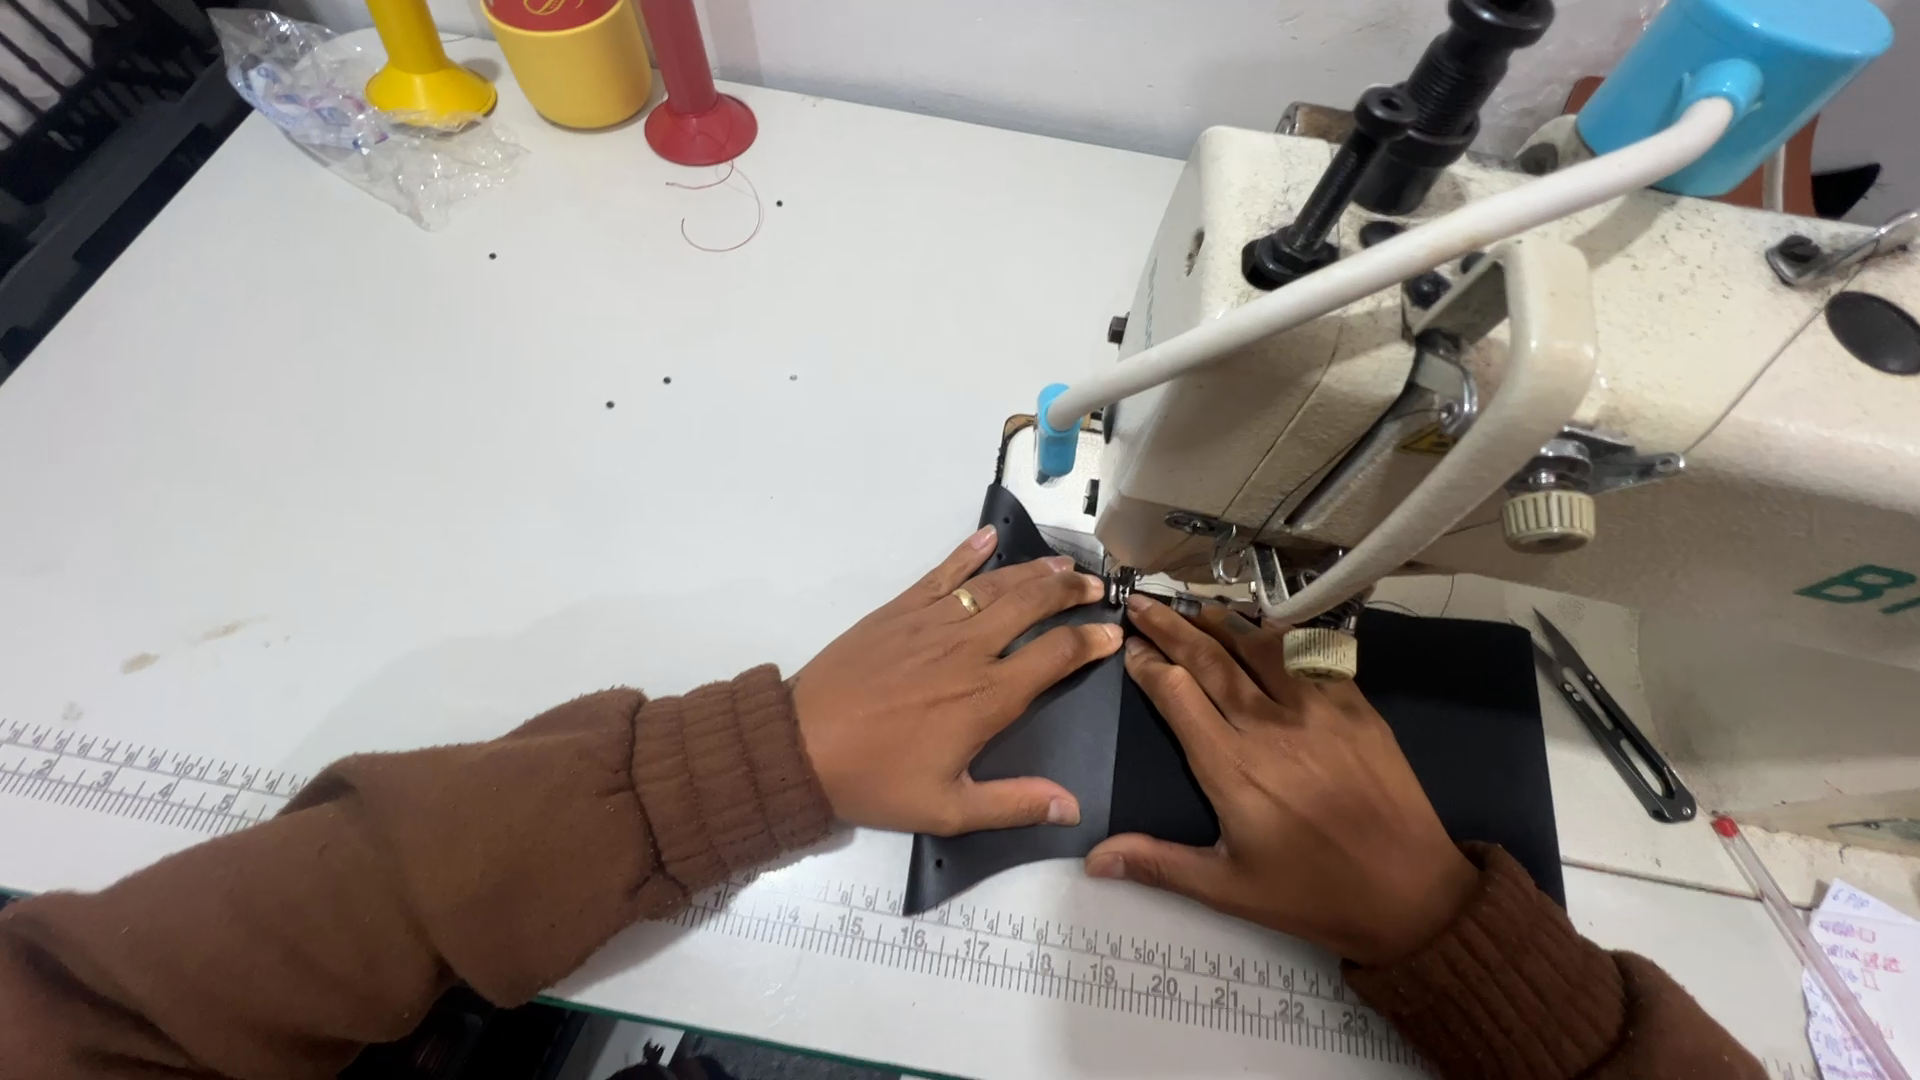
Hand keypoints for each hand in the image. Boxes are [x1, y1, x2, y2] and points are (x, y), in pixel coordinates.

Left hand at [793, 526, 1123, 835]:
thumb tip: (1073, 807)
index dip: (1090, 641)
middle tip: (1095, 587)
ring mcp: (935, 621)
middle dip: (1071, 592)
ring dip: (1035, 570)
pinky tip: (990, 537)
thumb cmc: (877, 779)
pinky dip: (969, 551)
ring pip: (997, 585)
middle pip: (1033, 605)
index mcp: (988, 696)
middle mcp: (970, 648)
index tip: (1111, 634)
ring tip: (1063, 564)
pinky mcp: (902, 608)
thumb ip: (1014, 804)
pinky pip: (944, 572)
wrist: (803, 744)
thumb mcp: (947, 808)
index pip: (1056, 655)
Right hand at [1085, 597, 1476, 964]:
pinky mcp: (1355, 705)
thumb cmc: (1313, 893)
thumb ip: (1158, 864)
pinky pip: (1308, 654)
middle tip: (1140, 603)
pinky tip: (1262, 626)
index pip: (1175, 692)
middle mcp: (1268, 725)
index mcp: (1231, 766)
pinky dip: (1278, 634)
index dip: (1147, 663)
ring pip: (1255, 645)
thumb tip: (1093, 861)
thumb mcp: (1228, 889)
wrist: (1416, 896)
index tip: (1129, 648)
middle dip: (1167, 626)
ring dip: (1217, 622)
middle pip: (1207, 658)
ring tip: (1191, 607)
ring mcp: (1316, 708)